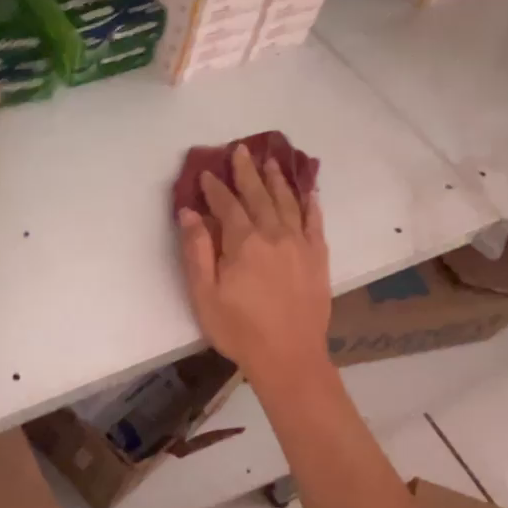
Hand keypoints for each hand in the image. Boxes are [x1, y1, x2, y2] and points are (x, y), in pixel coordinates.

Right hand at [176, 144, 333, 387]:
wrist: (290, 358)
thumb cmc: (238, 329)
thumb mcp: (204, 293)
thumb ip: (196, 249)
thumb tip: (189, 212)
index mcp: (244, 242)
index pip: (226, 205)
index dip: (214, 187)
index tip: (204, 172)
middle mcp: (275, 234)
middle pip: (259, 195)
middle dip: (247, 171)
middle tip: (241, 149)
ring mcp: (300, 244)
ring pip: (288, 201)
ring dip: (277, 179)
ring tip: (271, 160)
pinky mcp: (318, 258)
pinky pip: (315, 221)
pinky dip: (310, 202)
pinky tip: (308, 190)